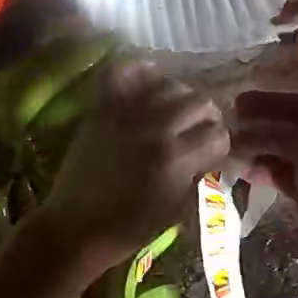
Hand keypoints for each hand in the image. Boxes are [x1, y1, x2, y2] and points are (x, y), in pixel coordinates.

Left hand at [40, 59, 229, 269]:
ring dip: (181, 97)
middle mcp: (157, 127)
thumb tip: (210, 153)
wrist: (77, 226)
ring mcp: (127, 113)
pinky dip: (141, 71)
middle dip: (208, 118)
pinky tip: (151, 83)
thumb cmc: (131, 227)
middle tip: (199, 131)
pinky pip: (126, 72)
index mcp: (177, 158)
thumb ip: (198, 172)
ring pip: (171, 84)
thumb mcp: (178, 207)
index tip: (213, 153)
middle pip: (201, 102)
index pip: (218, 134)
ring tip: (176, 112)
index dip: (220, 145)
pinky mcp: (103, 108)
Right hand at [230, 90, 297, 261]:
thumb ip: (269, 134)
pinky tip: (244, 172)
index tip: (236, 103)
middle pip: (288, 128)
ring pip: (282, 153)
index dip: (267, 103)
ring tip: (228, 153)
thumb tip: (233, 134)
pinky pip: (282, 176)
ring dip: (257, 152)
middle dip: (258, 129)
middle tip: (225, 131)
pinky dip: (264, 173)